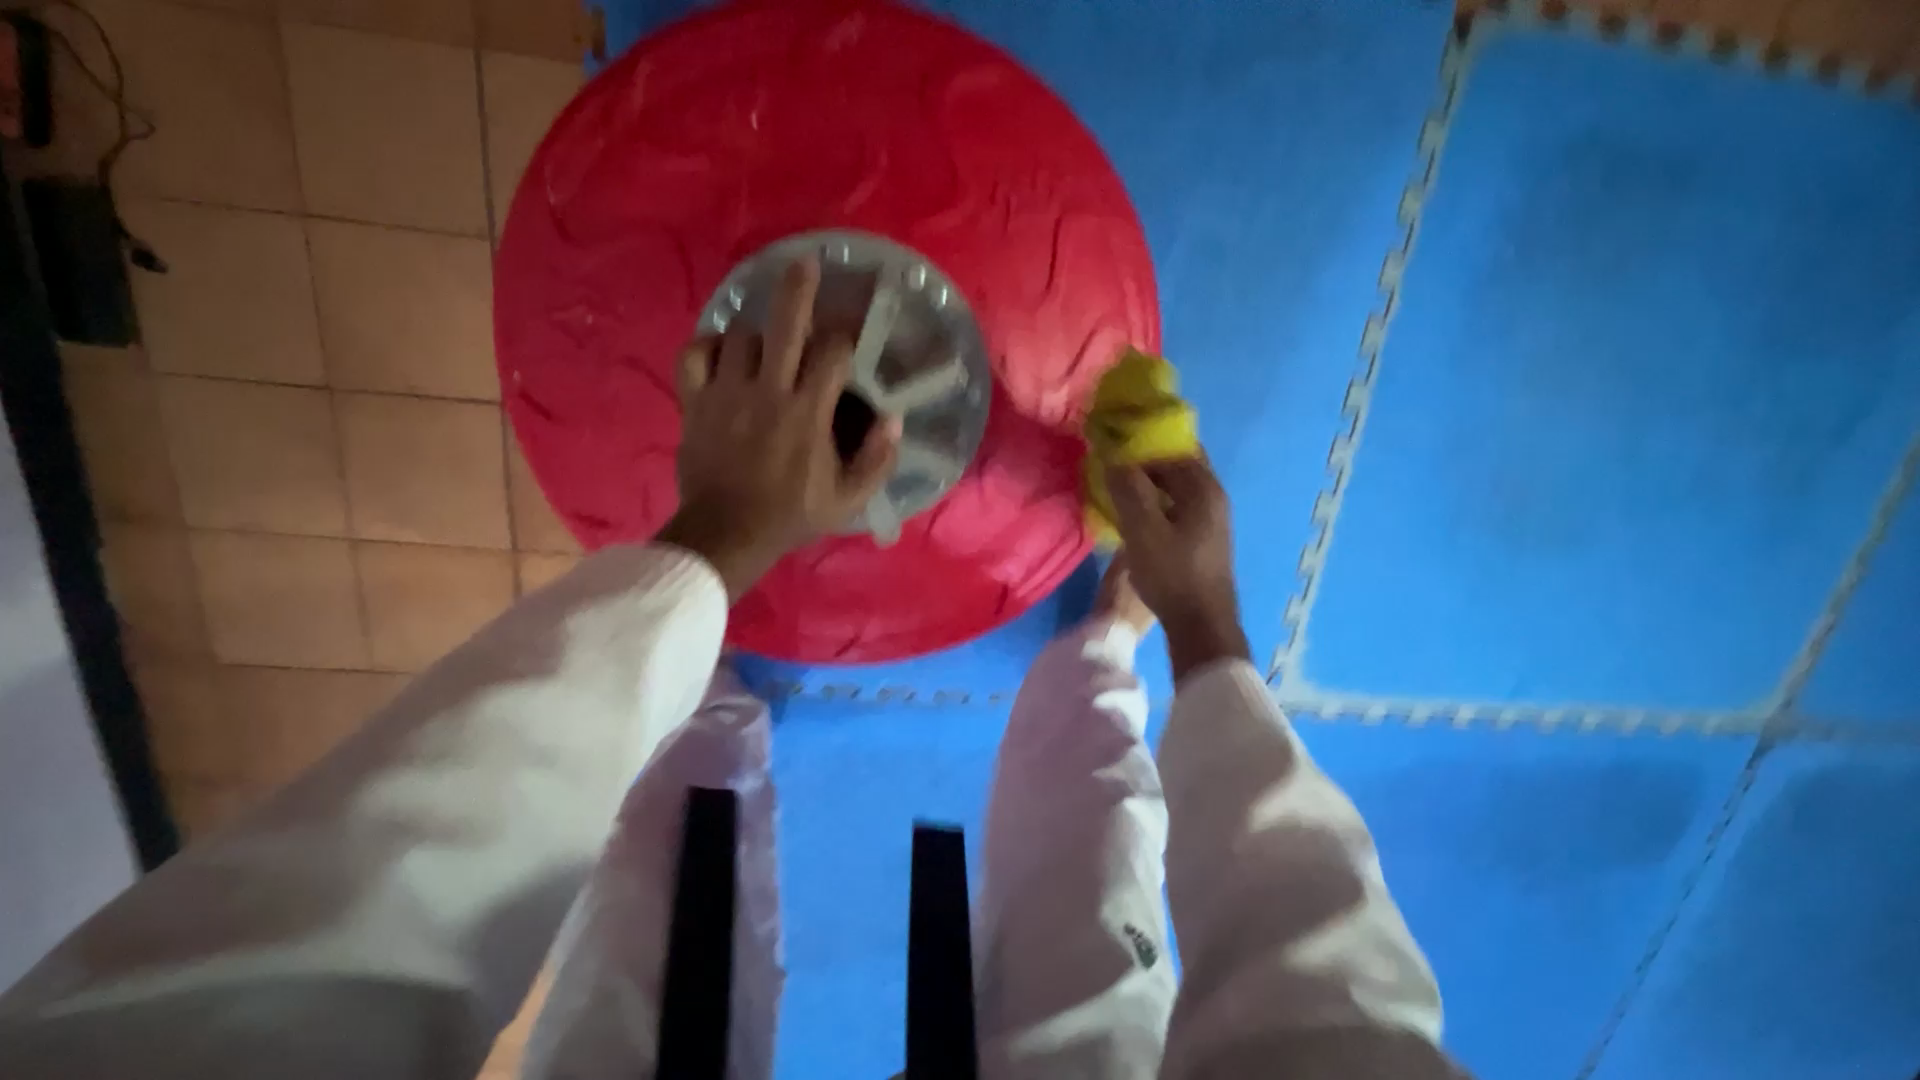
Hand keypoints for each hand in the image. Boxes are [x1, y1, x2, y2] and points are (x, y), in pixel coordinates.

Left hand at [658, 258, 898, 597]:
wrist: (727, 533)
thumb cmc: (792, 514)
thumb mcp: (848, 499)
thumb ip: (877, 459)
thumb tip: (894, 418)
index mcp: (808, 412)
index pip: (833, 352)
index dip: (845, 337)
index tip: (849, 337)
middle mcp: (768, 391)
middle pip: (785, 323)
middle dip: (799, 289)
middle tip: (806, 264)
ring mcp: (726, 393)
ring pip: (741, 336)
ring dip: (757, 335)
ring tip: (765, 346)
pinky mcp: (693, 402)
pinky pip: (694, 354)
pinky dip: (707, 346)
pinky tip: (721, 352)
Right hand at [1106, 455, 1250, 680]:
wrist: (1201, 625)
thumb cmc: (1172, 574)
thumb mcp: (1142, 530)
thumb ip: (1128, 490)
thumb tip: (1114, 459)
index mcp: (1204, 488)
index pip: (1173, 447)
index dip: (1142, 443)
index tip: (1112, 446)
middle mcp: (1213, 497)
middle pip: (1177, 465)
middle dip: (1145, 461)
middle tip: (1112, 464)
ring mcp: (1211, 520)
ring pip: (1176, 488)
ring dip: (1148, 483)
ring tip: (1117, 488)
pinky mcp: (1203, 539)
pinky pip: (1177, 506)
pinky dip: (1156, 502)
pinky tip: (1134, 515)